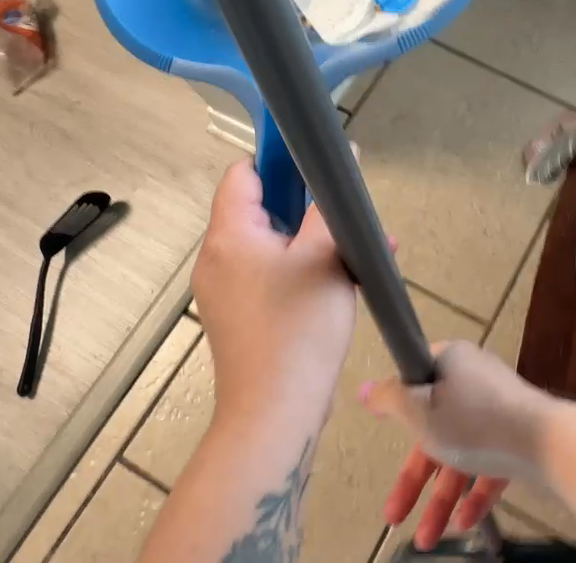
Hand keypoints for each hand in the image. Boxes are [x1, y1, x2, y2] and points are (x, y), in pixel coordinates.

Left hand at [193, 162, 356, 416]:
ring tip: (358, 253)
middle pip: (260, 208)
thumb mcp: (326, 257)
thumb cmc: (299, 328)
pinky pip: (270, 275)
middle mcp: (217, 258)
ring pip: (272, 244)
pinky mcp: (239, 316)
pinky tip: (342, 283)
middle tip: (346, 218)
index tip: (319, 170)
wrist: (275, 413)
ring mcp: (224, 291)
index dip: (280, 161)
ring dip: (312, 241)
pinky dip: (301, 270)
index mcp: (229, 236)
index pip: (243, 172)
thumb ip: (330, 207)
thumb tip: (340, 165)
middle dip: (308, 207)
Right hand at [362, 341, 558, 548]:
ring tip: (426, 541)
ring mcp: (498, 410)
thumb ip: (390, 400)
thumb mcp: (419, 410)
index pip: (417, 376)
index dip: (398, 402)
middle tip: (393, 516)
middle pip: (434, 428)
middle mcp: (474, 381)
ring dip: (441, 499)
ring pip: (460, 453)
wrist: (543, 440)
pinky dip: (475, 493)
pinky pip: (488, 464)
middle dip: (414, 479)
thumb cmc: (473, 420)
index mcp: (452, 362)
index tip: (382, 425)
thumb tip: (366, 388)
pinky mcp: (516, 436)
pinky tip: (463, 524)